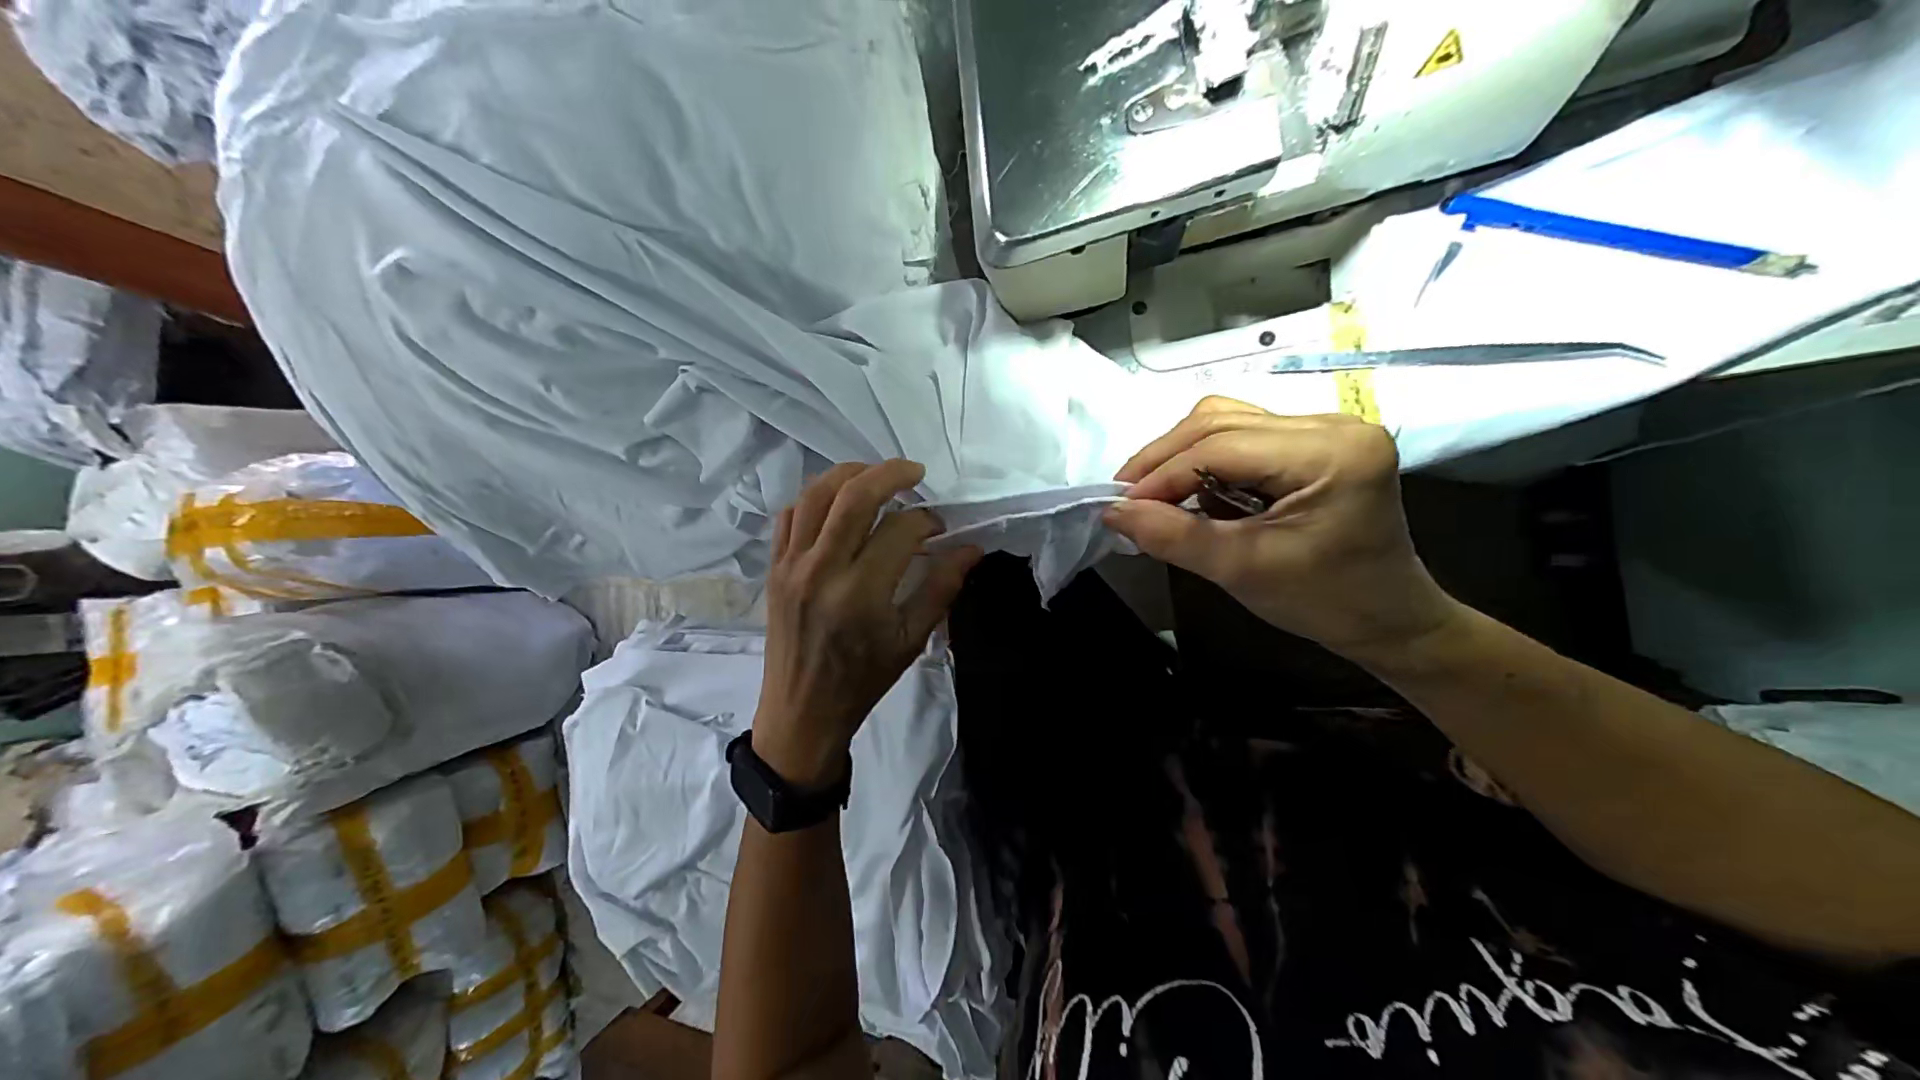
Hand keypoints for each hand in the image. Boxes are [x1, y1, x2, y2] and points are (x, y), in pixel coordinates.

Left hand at [754, 460, 982, 788]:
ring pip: (816, 495)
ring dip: (850, 474)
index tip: (939, 529)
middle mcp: (822, 570)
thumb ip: (942, 588)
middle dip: (890, 473)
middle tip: (915, 473)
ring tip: (876, 475)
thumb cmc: (863, 680)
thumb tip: (972, 548)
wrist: (802, 710)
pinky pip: (790, 515)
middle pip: (854, 495)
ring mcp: (791, 566)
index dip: (928, 521)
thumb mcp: (911, 639)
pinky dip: (815, 498)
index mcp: (861, 593)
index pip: (900, 530)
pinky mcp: (773, 568)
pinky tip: (837, 502)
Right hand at [1102, 398, 1462, 660]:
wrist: (1388, 620)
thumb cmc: (1325, 601)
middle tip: (1127, 498)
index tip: (1121, 506)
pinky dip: (1207, 462)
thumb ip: (1174, 536)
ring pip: (1228, 422)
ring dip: (1182, 456)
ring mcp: (1326, 428)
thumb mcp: (1242, 569)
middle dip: (1165, 459)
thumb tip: (1113, 512)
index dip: (1163, 474)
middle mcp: (1332, 424)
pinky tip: (1194, 493)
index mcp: (1331, 452)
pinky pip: (1245, 437)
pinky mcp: (1316, 442)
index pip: (1222, 447)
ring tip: (1154, 496)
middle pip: (1222, 422)